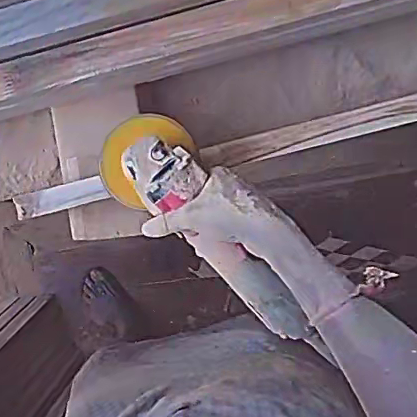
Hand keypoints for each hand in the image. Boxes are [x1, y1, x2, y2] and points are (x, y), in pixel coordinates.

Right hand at [140, 165, 313, 261]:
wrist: (267, 234)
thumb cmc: (236, 215)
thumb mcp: (190, 218)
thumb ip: (166, 222)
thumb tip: (149, 227)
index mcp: (218, 174)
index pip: (193, 181)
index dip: (184, 195)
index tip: (177, 206)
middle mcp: (234, 184)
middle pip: (205, 199)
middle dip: (197, 215)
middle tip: (190, 225)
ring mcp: (245, 200)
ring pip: (219, 212)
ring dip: (211, 226)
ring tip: (206, 236)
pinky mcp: (253, 216)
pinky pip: (232, 223)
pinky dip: (226, 232)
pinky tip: (221, 241)